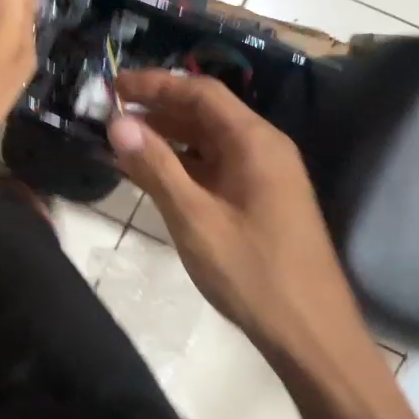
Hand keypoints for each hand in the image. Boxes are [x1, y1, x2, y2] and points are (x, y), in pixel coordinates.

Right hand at [106, 70, 368, 360]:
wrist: (310, 334)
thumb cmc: (253, 273)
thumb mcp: (194, 219)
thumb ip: (155, 167)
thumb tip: (117, 122)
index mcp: (255, 143)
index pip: (200, 92)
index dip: (154, 84)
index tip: (112, 86)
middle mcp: (262, 149)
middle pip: (204, 112)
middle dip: (155, 107)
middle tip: (107, 111)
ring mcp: (262, 176)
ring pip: (206, 141)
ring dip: (164, 136)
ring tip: (118, 140)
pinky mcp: (257, 201)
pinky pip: (212, 167)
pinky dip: (178, 163)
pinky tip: (147, 173)